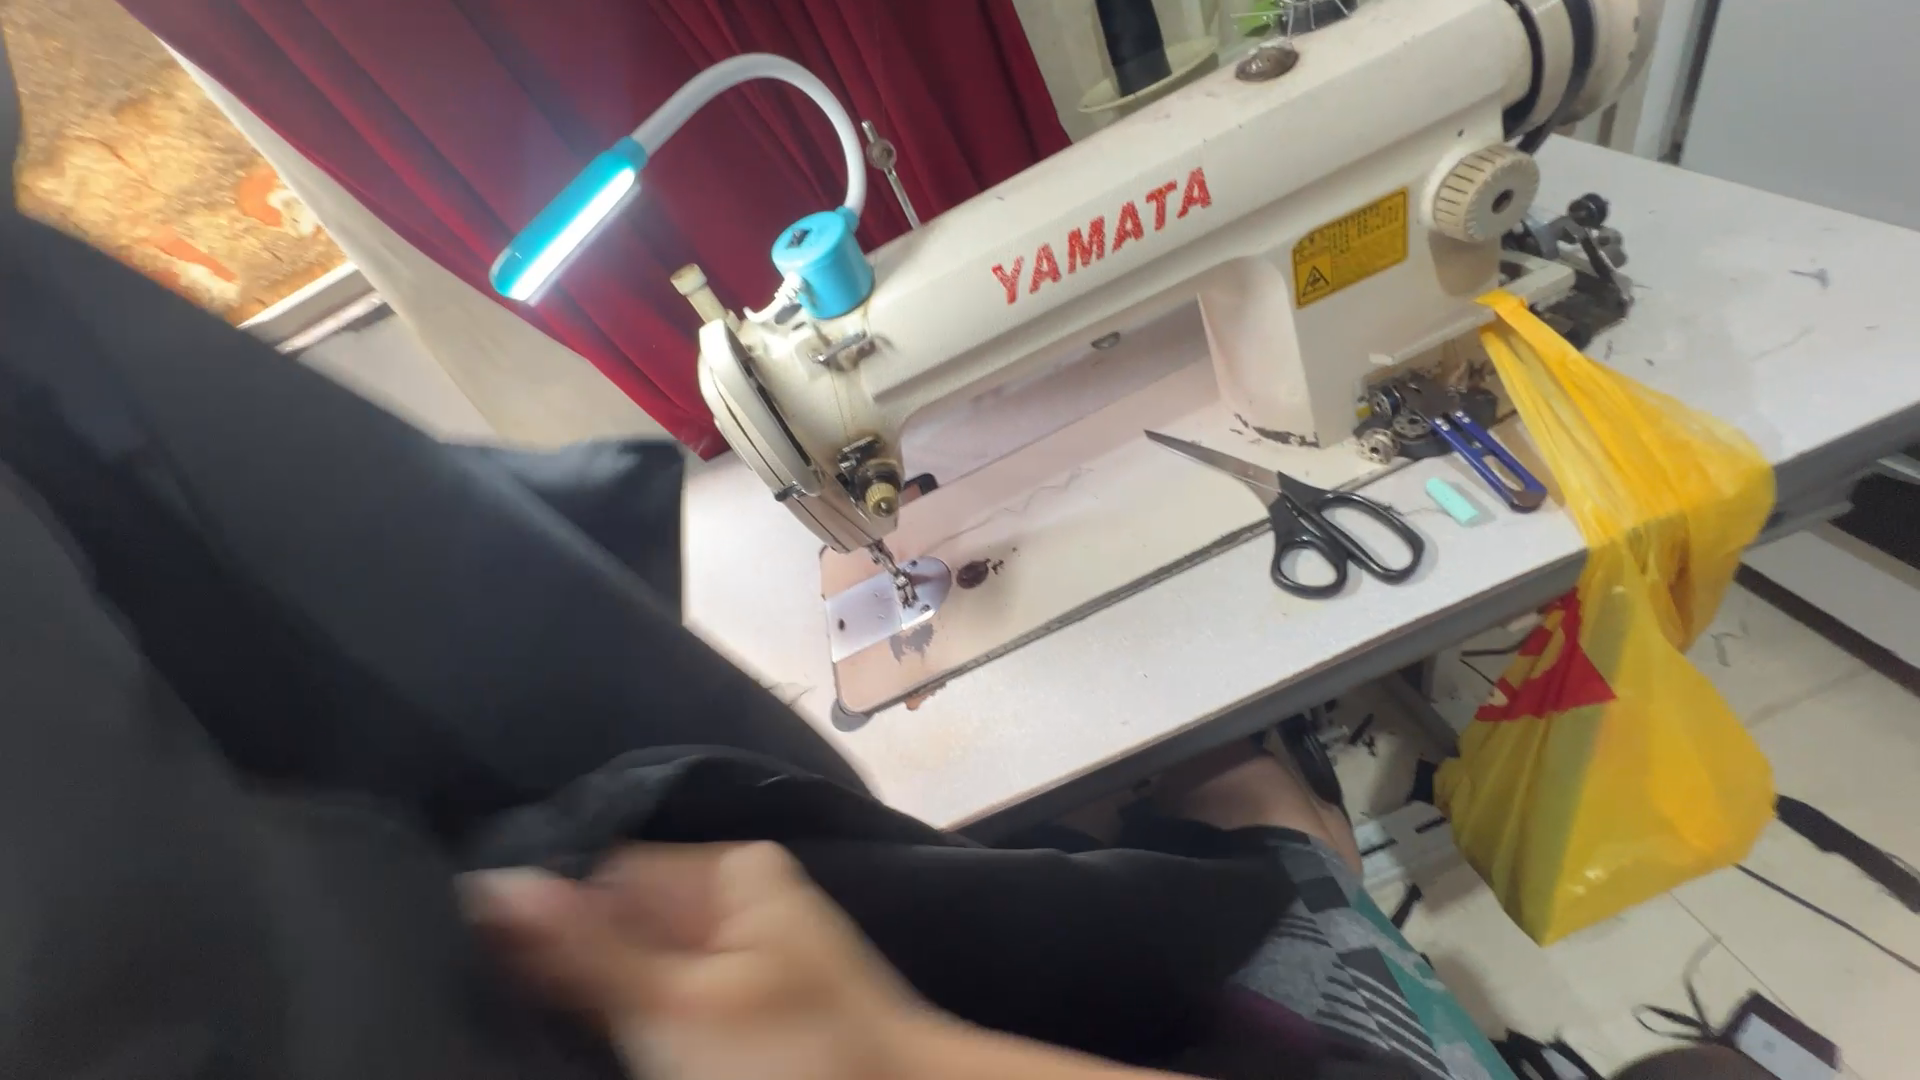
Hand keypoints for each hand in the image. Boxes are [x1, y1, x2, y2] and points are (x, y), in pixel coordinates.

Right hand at [465, 842, 928, 1079]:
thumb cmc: (798, 1057)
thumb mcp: (682, 1005)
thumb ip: (588, 951)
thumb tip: (493, 885)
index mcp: (725, 871)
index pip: (605, 872)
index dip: (537, 915)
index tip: (454, 956)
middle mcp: (722, 898)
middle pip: (613, 920)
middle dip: (553, 964)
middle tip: (468, 1000)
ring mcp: (724, 953)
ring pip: (625, 966)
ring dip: (577, 1000)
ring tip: (497, 1021)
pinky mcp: (723, 1004)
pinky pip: (652, 999)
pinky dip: (615, 1023)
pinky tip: (562, 1042)